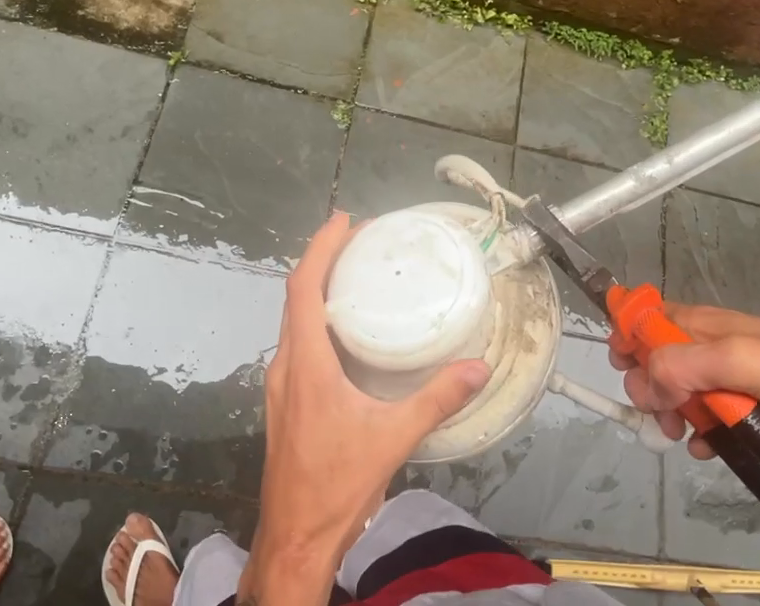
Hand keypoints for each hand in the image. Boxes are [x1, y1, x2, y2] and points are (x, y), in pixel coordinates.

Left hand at [251, 213, 490, 580]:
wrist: (294, 538)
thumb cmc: (337, 485)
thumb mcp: (393, 439)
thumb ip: (436, 400)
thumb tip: (479, 367)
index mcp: (305, 364)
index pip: (303, 289)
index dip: (320, 248)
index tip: (344, 221)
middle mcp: (285, 367)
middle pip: (295, 298)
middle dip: (322, 261)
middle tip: (359, 240)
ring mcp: (280, 386)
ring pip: (293, 321)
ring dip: (318, 291)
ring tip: (355, 276)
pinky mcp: (285, 403)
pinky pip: (297, 344)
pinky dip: (317, 320)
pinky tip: (345, 332)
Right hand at [609, 303, 759, 458]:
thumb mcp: (742, 361)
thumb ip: (686, 366)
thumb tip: (645, 384)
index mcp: (706, 325)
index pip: (649, 315)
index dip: (628, 334)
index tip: (623, 367)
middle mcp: (714, 347)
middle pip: (658, 359)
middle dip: (648, 385)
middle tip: (661, 414)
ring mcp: (736, 380)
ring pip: (683, 392)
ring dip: (673, 413)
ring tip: (682, 436)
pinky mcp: (756, 410)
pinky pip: (713, 419)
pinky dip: (703, 434)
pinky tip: (709, 451)